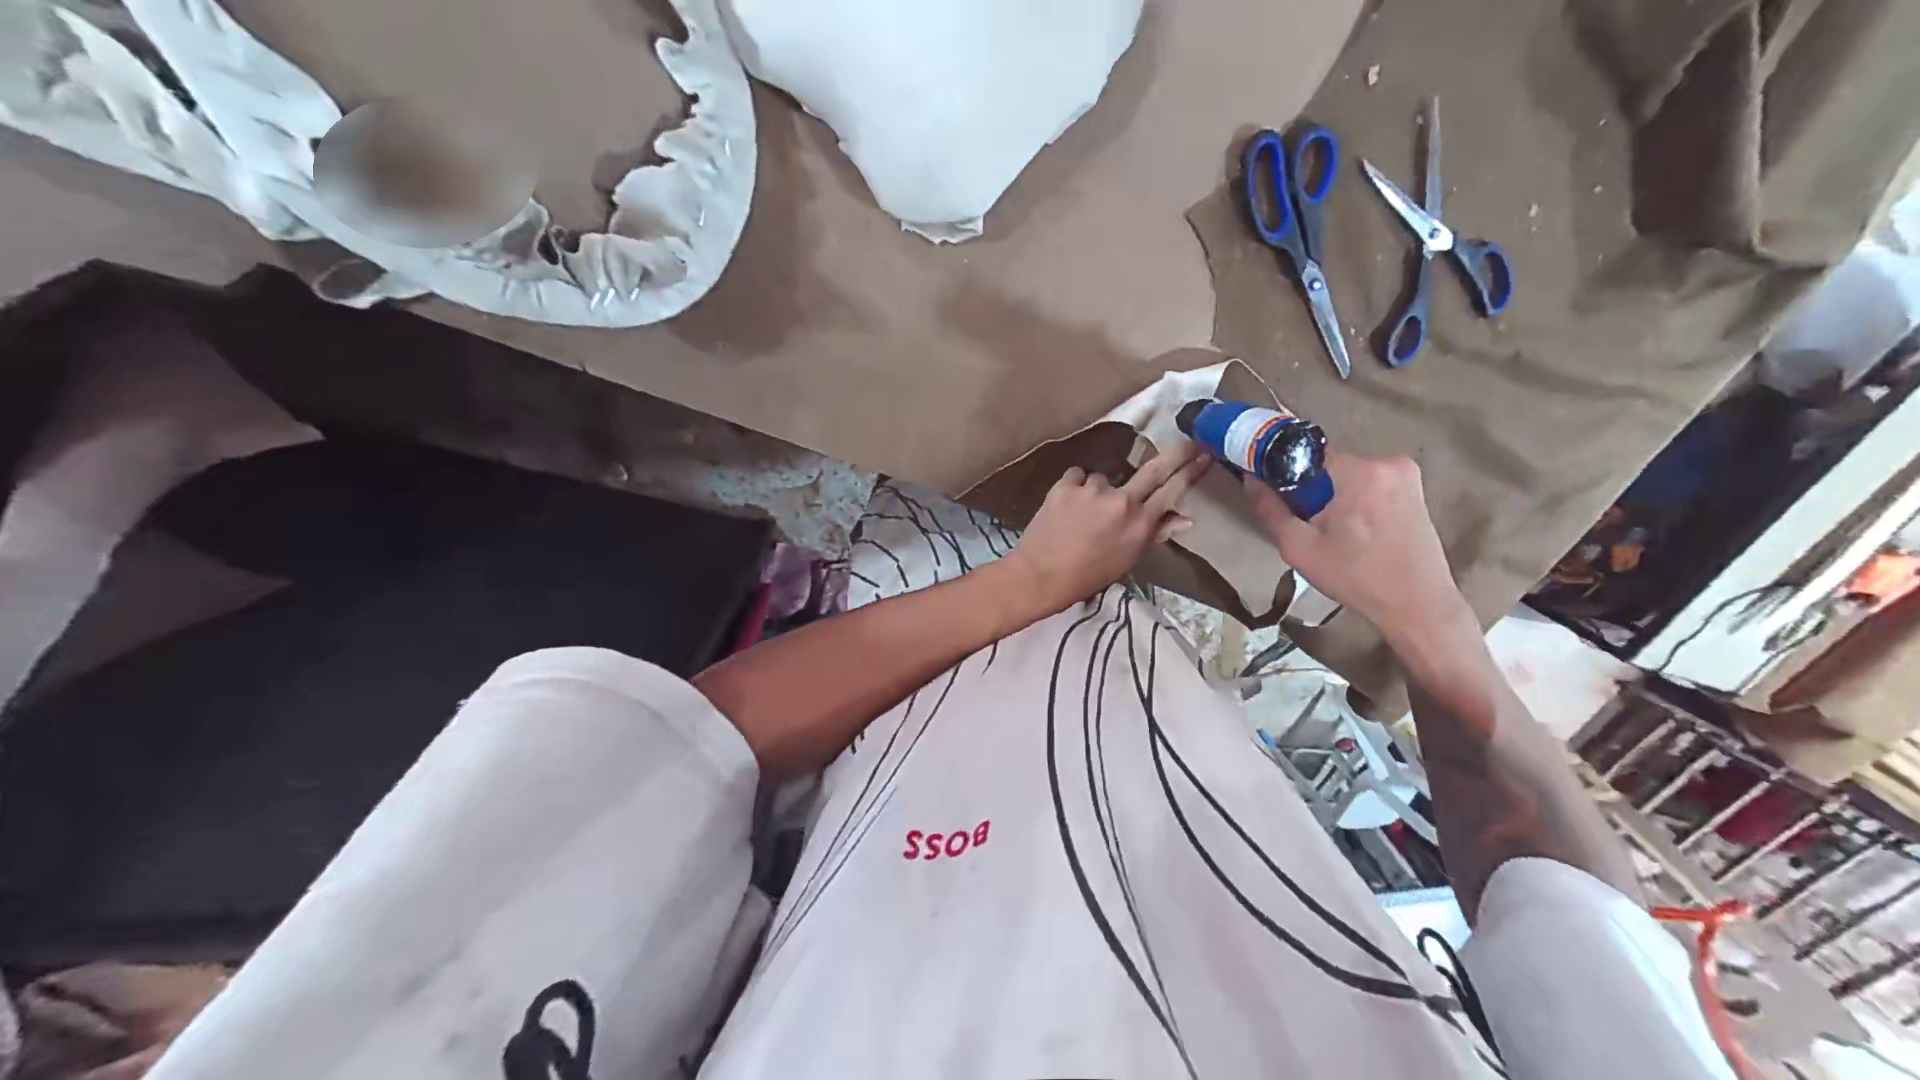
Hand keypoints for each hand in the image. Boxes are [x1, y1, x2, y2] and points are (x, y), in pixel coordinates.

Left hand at [1002, 442, 1210, 616]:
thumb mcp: (1127, 559)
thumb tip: (1185, 519)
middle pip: (1155, 468)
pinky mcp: (1065, 485)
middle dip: (1177, 453)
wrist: (1040, 576)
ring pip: (1103, 479)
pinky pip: (1077, 477)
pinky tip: (1066, 507)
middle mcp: (1121, 501)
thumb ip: (1154, 533)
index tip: (1205, 454)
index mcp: (1140, 524)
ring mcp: (1093, 490)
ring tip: (1083, 515)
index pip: (1173, 490)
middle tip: (1188, 442)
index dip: (1191, 471)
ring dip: (1098, 492)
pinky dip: (1074, 488)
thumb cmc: (1087, 576)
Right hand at [1242, 452, 1471, 642]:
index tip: (1283, 502)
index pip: (1307, 455)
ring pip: (1349, 477)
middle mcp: (1390, 463)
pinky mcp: (1416, 490)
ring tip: (1334, 534)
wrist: (1417, 605)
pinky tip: (1356, 533)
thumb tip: (1250, 478)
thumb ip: (1270, 509)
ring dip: (1335, 498)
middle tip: (1309, 526)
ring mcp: (1408, 475)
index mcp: (1362, 471)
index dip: (1288, 477)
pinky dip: (1356, 503)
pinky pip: (1370, 486)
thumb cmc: (1355, 577)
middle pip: (1329, 467)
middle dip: (1313, 491)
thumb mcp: (1298, 547)